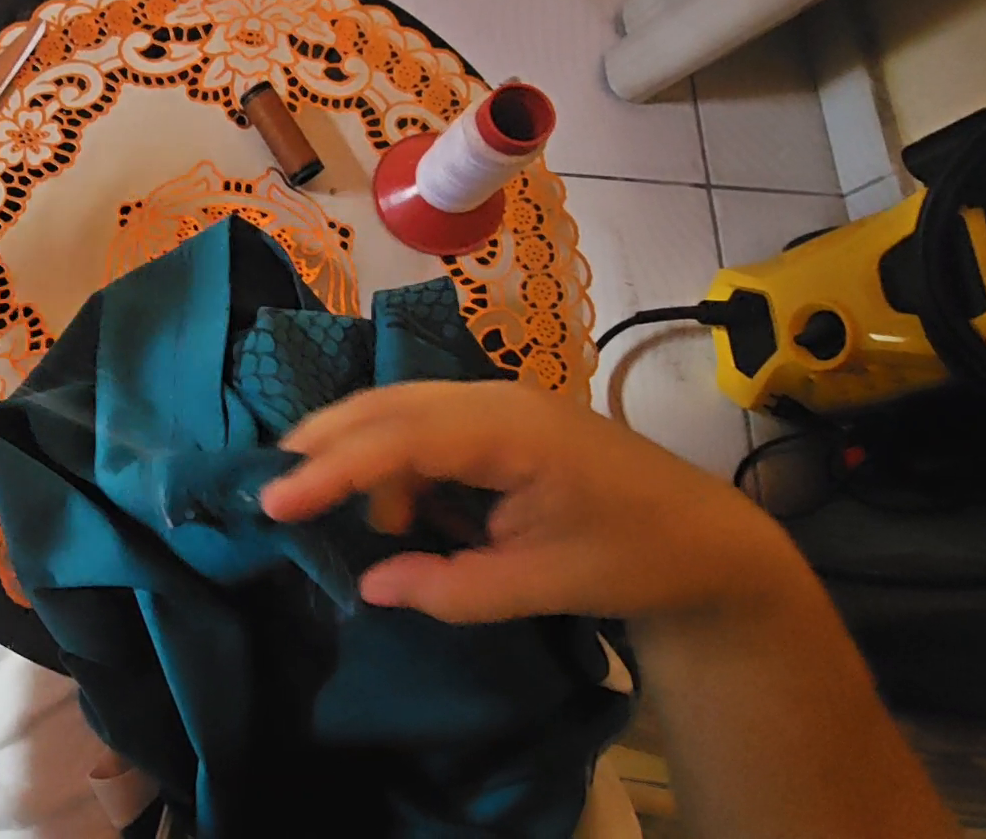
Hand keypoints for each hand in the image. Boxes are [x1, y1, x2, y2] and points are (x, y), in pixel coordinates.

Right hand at [260, 381, 814, 626]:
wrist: (710, 539)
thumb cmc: (633, 559)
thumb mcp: (541, 584)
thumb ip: (449, 588)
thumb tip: (369, 586)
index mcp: (510, 431)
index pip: (398, 439)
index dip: (331, 468)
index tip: (276, 500)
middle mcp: (492, 398)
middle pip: (385, 404)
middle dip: (325, 439)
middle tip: (276, 482)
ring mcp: (493, 400)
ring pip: (396, 408)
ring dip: (358, 452)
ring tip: (338, 506)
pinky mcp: (493, 416)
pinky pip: (420, 424)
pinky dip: (392, 461)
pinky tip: (397, 506)